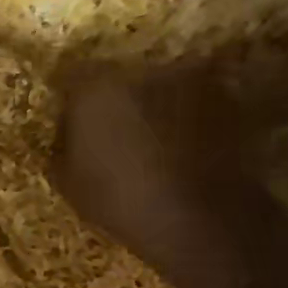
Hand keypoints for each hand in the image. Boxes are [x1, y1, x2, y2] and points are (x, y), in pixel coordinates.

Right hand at [53, 68, 287, 287]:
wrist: (199, 217)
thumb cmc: (118, 201)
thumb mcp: (67, 181)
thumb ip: (62, 145)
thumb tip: (66, 131)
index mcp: (96, 88)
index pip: (69, 75)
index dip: (66, 97)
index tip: (65, 118)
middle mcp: (143, 69)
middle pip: (117, 76)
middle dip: (111, 99)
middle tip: (107, 130)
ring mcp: (190, 79)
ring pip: (156, 86)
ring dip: (149, 105)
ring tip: (147, 140)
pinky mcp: (225, 96)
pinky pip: (189, 101)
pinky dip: (181, 116)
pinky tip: (177, 147)